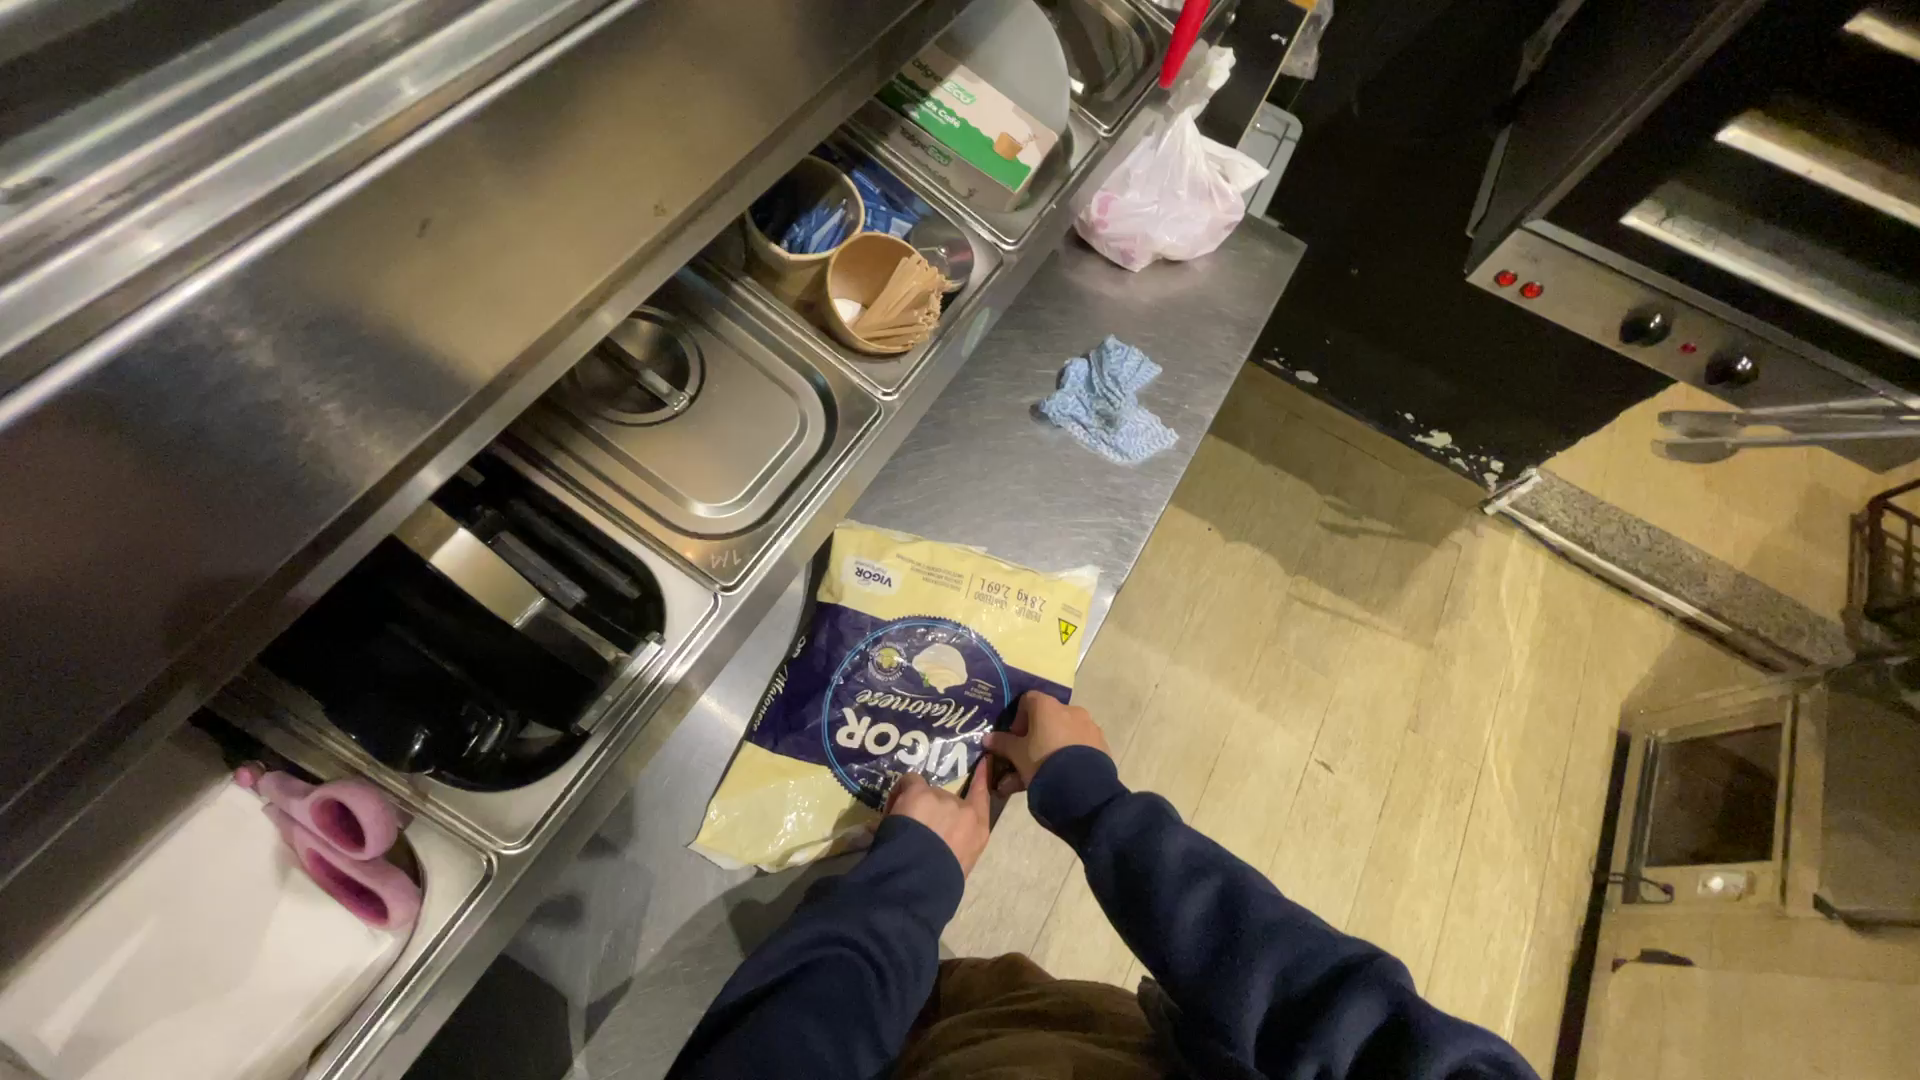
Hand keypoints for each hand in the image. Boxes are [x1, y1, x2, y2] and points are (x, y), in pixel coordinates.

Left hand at [886, 757, 992, 876]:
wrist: (920, 880)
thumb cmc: (940, 883)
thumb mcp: (959, 863)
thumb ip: (956, 844)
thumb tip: (939, 843)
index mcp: (978, 830)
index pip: (982, 797)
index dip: (982, 779)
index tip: (983, 762)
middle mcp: (963, 809)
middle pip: (946, 799)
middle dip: (931, 810)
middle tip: (915, 830)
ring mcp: (942, 797)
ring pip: (925, 794)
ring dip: (915, 806)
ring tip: (900, 826)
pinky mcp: (920, 792)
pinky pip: (909, 782)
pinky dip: (900, 792)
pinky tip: (892, 809)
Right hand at [984, 691, 1108, 795]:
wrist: (1081, 789)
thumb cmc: (1042, 762)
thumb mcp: (1017, 755)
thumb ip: (1003, 744)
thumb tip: (987, 738)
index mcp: (1048, 706)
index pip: (1028, 700)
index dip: (1019, 717)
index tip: (1016, 738)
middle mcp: (1070, 710)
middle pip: (1048, 718)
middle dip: (1036, 737)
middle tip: (1028, 759)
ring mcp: (1089, 727)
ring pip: (1064, 734)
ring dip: (1052, 748)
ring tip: (1043, 774)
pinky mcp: (1101, 744)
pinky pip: (1080, 746)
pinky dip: (1069, 756)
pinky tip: (1063, 776)